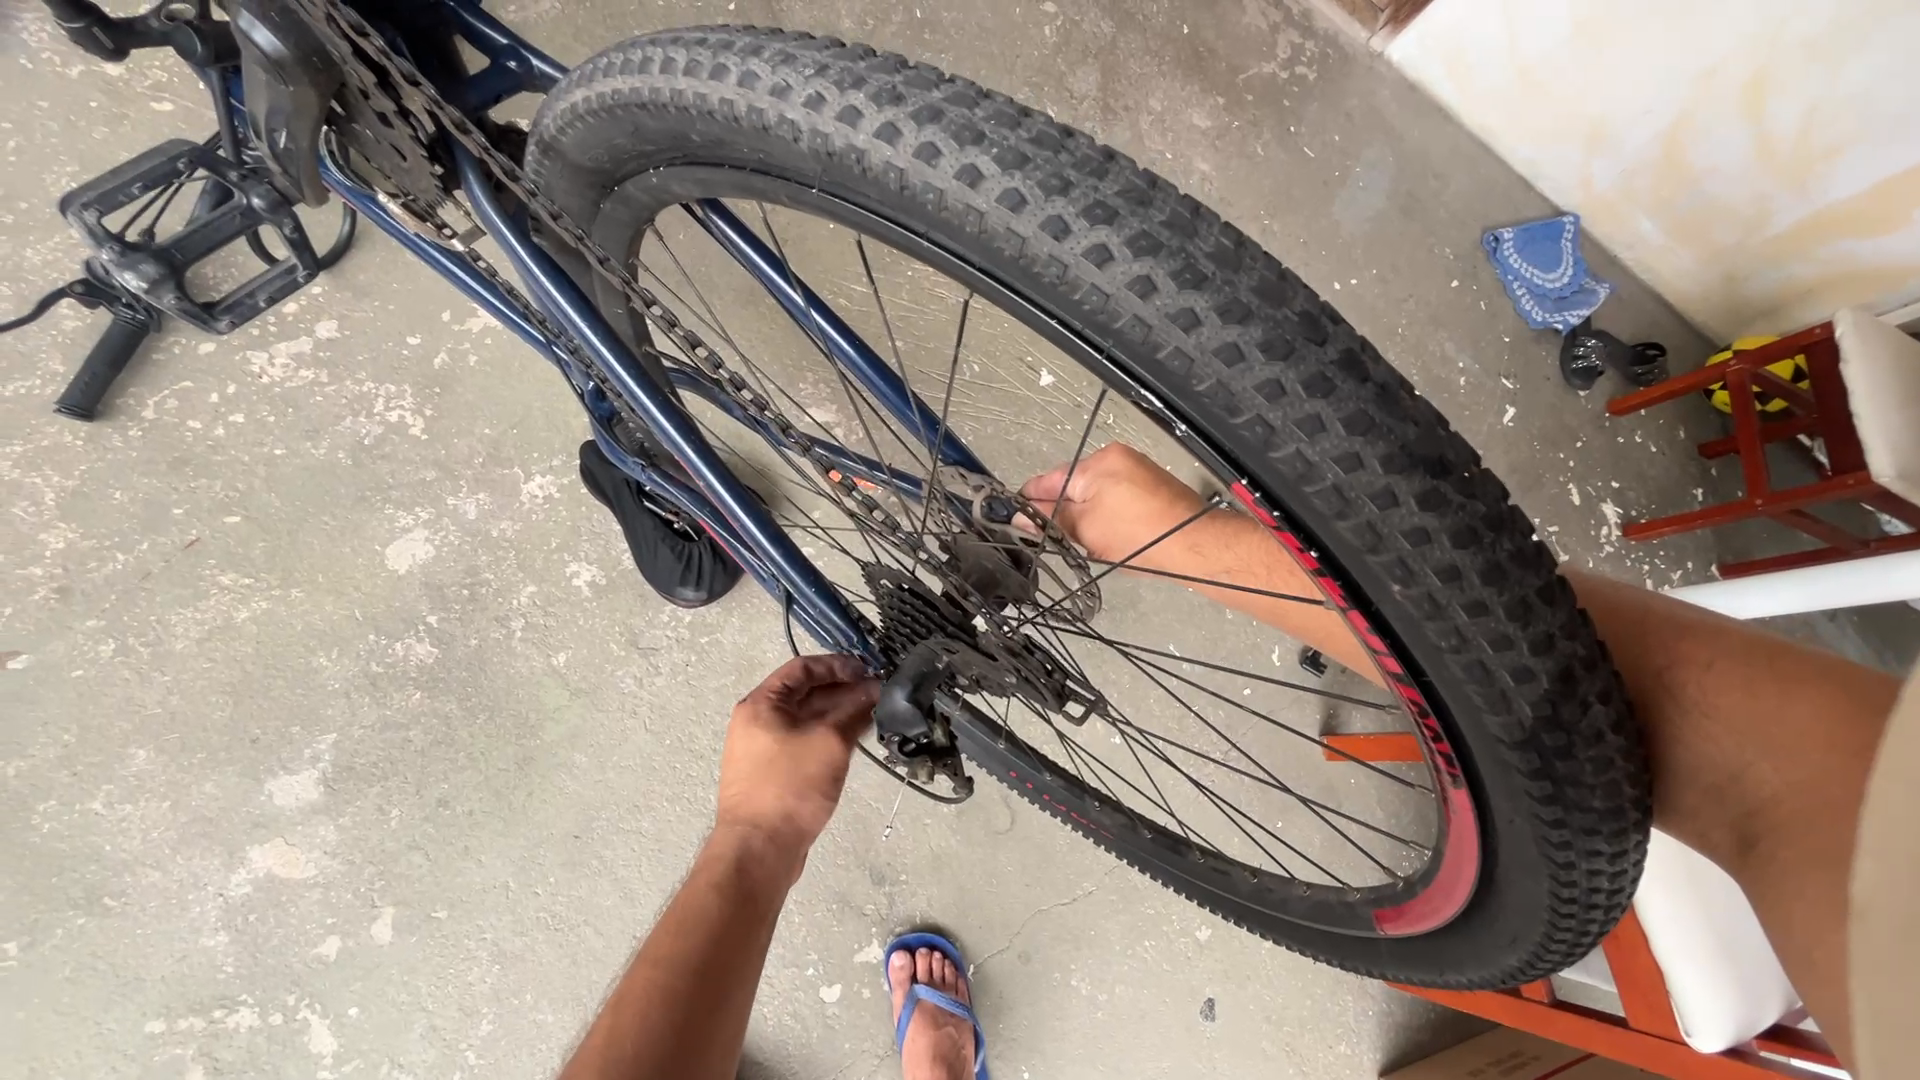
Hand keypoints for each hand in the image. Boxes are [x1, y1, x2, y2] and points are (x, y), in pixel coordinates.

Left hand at [714, 655, 879, 868]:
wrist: (758, 850)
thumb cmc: (791, 786)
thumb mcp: (830, 741)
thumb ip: (854, 710)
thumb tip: (874, 690)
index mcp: (761, 703)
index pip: (802, 667)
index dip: (838, 665)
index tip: (868, 671)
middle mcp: (757, 720)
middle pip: (805, 693)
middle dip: (843, 690)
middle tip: (878, 694)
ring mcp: (762, 748)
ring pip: (806, 719)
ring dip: (838, 714)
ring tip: (872, 716)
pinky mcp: (772, 773)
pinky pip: (803, 741)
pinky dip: (828, 736)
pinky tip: (853, 742)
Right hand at [1020, 443, 1207, 564]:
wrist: (1194, 546)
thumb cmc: (1143, 536)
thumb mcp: (1084, 529)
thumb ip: (1050, 519)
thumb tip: (1023, 516)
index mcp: (1098, 462)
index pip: (1048, 479)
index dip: (1030, 501)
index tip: (1018, 520)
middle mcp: (1117, 459)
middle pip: (1072, 487)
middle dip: (1063, 513)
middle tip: (1062, 540)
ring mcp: (1136, 472)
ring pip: (1093, 496)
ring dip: (1086, 518)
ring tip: (1093, 542)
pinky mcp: (1150, 488)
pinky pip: (1114, 500)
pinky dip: (1107, 517)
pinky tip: (1113, 539)